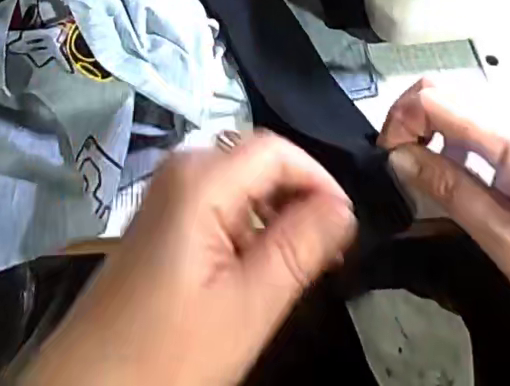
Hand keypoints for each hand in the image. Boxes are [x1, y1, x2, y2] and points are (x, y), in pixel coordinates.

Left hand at [26, 131, 357, 385]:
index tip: (346, 225)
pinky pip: (222, 199)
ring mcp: (168, 191)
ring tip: (301, 261)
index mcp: (201, 178)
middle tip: (329, 247)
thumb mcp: (246, 308)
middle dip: (300, 197)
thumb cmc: (162, 359)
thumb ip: (301, 248)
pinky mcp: (163, 216)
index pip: (279, 150)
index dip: (320, 180)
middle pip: (261, 161)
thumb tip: (344, 209)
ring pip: (244, 181)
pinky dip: (250, 223)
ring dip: (278, 212)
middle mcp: (183, 168)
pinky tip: (259, 265)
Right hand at [379, 80, 509, 385]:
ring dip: (434, 129)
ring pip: (466, 103)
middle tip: (400, 169)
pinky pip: (488, 122)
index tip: (387, 161)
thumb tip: (399, 156)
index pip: (434, 96)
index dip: (399, 119)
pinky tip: (462, 176)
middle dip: (411, 119)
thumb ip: (450, 190)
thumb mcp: (504, 240)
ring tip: (425, 177)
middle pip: (448, 89)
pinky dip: (460, 139)